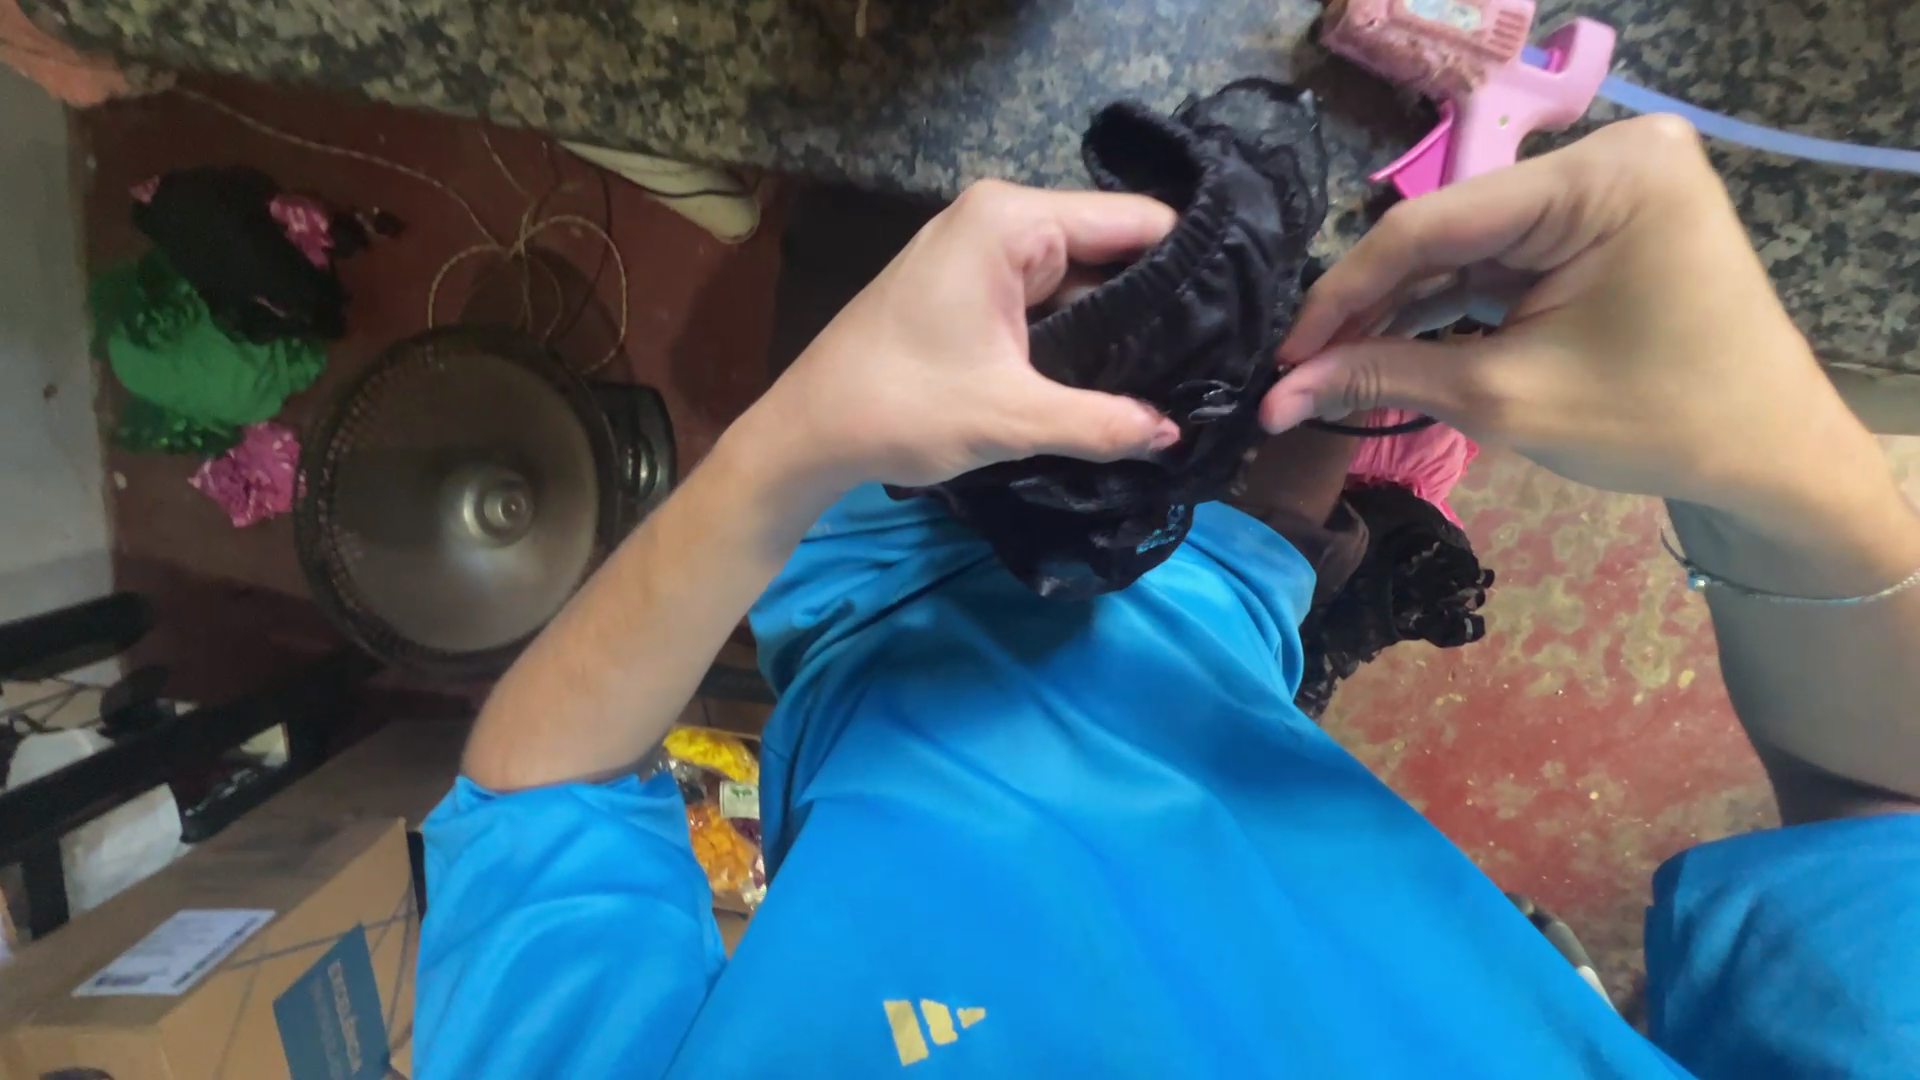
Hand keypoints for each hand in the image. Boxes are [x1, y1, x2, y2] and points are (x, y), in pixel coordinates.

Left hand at [746, 180, 1181, 491]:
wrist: (810, 432)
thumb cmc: (900, 409)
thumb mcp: (1010, 419)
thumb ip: (1101, 423)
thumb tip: (1174, 433)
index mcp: (1012, 222)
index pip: (1136, 223)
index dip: (1189, 269)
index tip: (1233, 319)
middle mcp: (1000, 221)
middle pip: (1109, 251)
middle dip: (1155, 306)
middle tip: (1212, 361)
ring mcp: (982, 255)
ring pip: (1077, 283)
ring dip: (1115, 329)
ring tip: (1176, 375)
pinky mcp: (970, 291)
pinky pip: (1043, 305)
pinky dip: (1074, 339)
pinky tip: (1111, 377)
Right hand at [1260, 116, 1893, 537]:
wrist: (1763, 455)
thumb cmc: (1650, 422)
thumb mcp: (1496, 398)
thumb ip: (1375, 380)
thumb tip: (1271, 401)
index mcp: (1599, 179)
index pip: (1426, 228)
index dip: (1339, 296)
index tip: (1284, 359)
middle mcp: (1593, 165)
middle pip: (1434, 240)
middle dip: (1361, 313)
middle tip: (1297, 374)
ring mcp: (1587, 198)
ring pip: (1446, 259)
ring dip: (1385, 319)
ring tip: (1325, 372)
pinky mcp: (1577, 234)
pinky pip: (1476, 272)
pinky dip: (1426, 319)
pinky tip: (1377, 354)